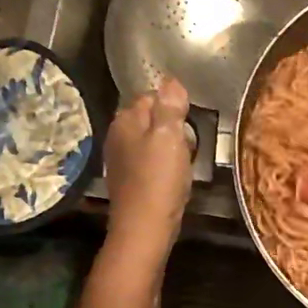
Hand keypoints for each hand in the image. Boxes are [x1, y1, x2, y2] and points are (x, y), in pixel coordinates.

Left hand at [104, 77, 192, 251]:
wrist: (144, 228)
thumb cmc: (159, 179)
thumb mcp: (169, 137)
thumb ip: (170, 106)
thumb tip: (171, 80)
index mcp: (126, 120)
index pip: (152, 96)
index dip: (174, 106)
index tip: (190, 123)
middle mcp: (118, 134)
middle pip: (152, 119)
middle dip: (172, 127)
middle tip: (189, 143)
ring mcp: (121, 158)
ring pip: (151, 140)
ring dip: (170, 147)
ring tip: (184, 161)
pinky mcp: (128, 178)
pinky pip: (150, 160)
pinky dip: (163, 164)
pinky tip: (173, 177)